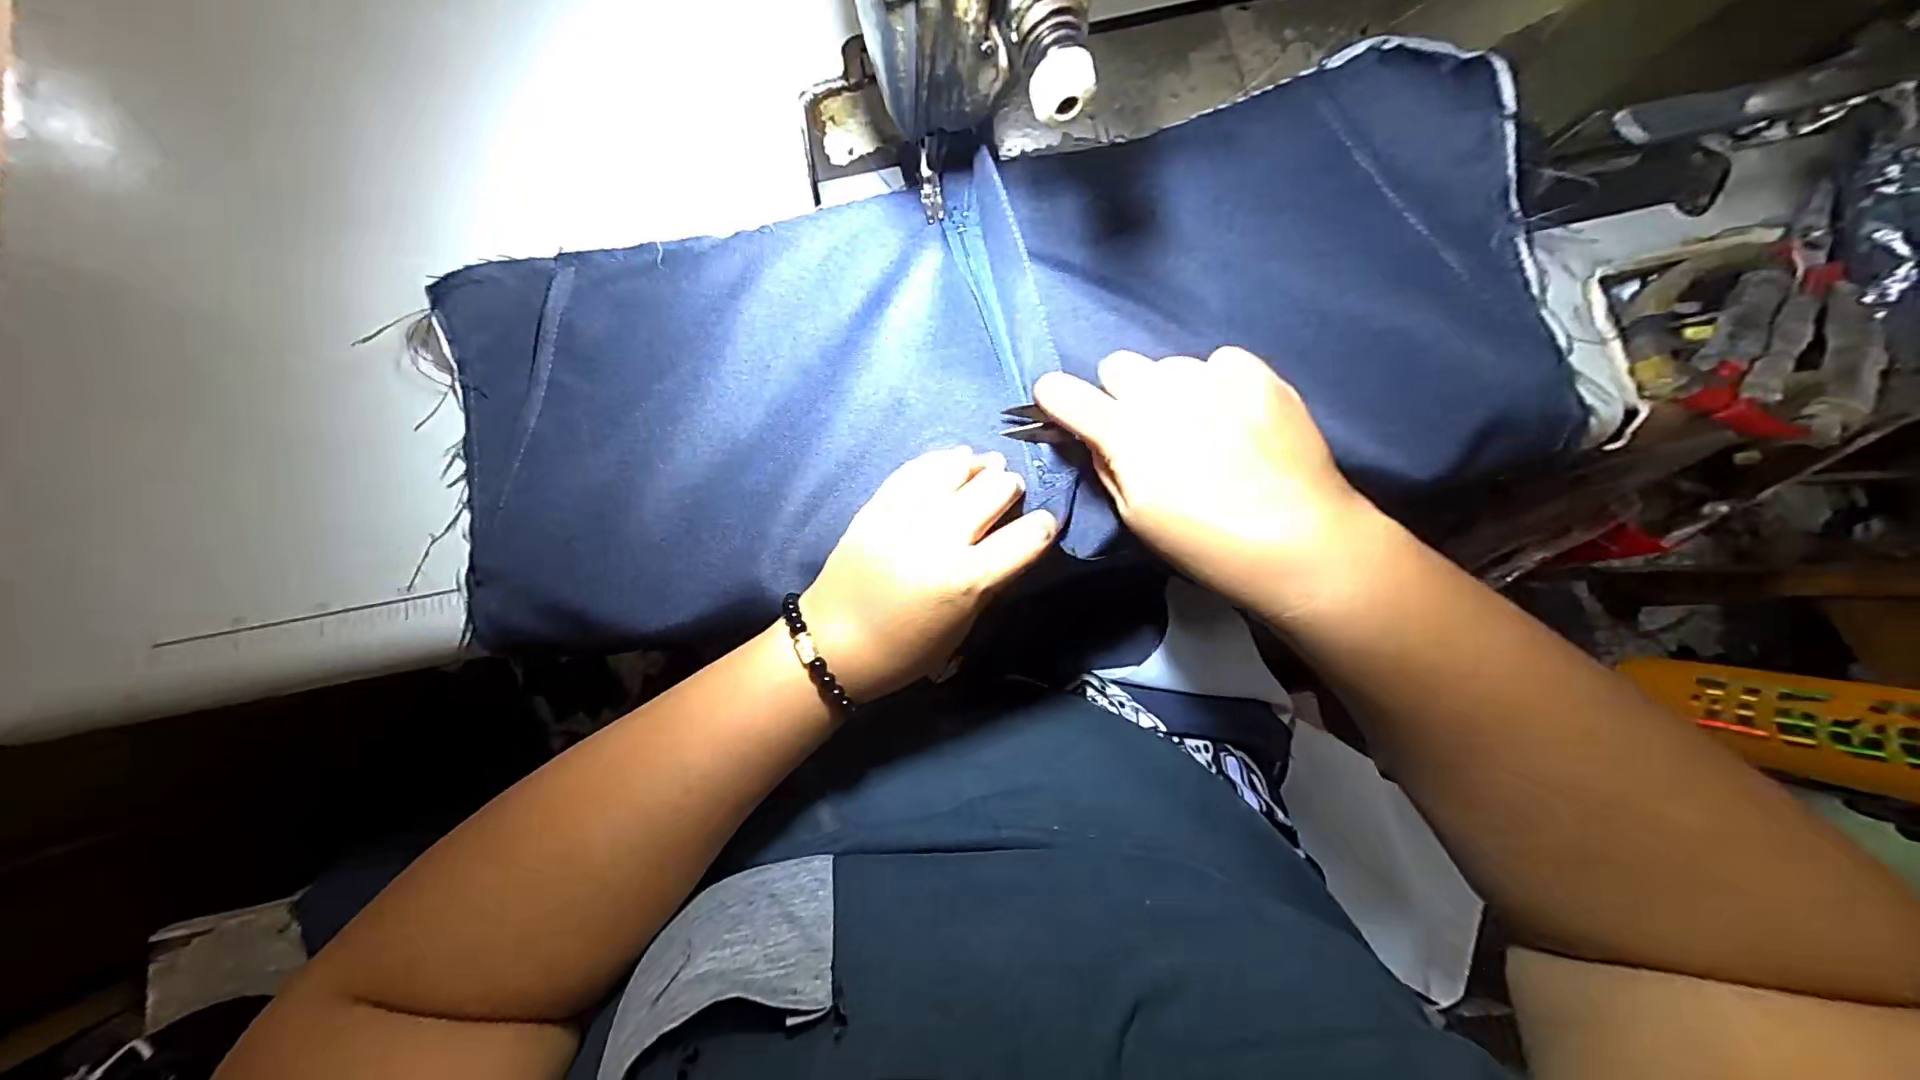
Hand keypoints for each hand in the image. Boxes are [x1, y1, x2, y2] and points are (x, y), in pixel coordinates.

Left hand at [800, 446, 1057, 700]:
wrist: (834, 643)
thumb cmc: (907, 649)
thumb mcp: (963, 625)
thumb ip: (995, 579)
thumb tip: (1020, 539)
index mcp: (966, 579)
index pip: (1028, 535)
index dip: (1044, 525)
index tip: (1042, 524)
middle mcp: (939, 538)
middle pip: (995, 488)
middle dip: (1011, 488)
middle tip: (1008, 495)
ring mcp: (905, 515)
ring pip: (958, 465)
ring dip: (980, 466)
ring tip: (983, 470)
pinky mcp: (878, 504)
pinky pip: (918, 467)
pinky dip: (942, 460)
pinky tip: (954, 462)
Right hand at [1033, 347, 1381, 617]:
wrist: (1296, 538)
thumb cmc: (1203, 541)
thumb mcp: (1136, 515)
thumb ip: (1105, 466)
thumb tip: (1094, 438)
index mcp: (1123, 430)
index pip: (1062, 393)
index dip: (1056, 398)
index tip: (1063, 407)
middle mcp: (1160, 390)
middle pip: (1118, 365)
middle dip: (1122, 393)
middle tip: (1147, 429)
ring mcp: (1210, 374)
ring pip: (1169, 366)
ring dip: (1172, 390)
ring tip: (1203, 429)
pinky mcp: (1254, 371)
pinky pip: (1218, 363)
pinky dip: (1218, 385)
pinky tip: (1237, 419)